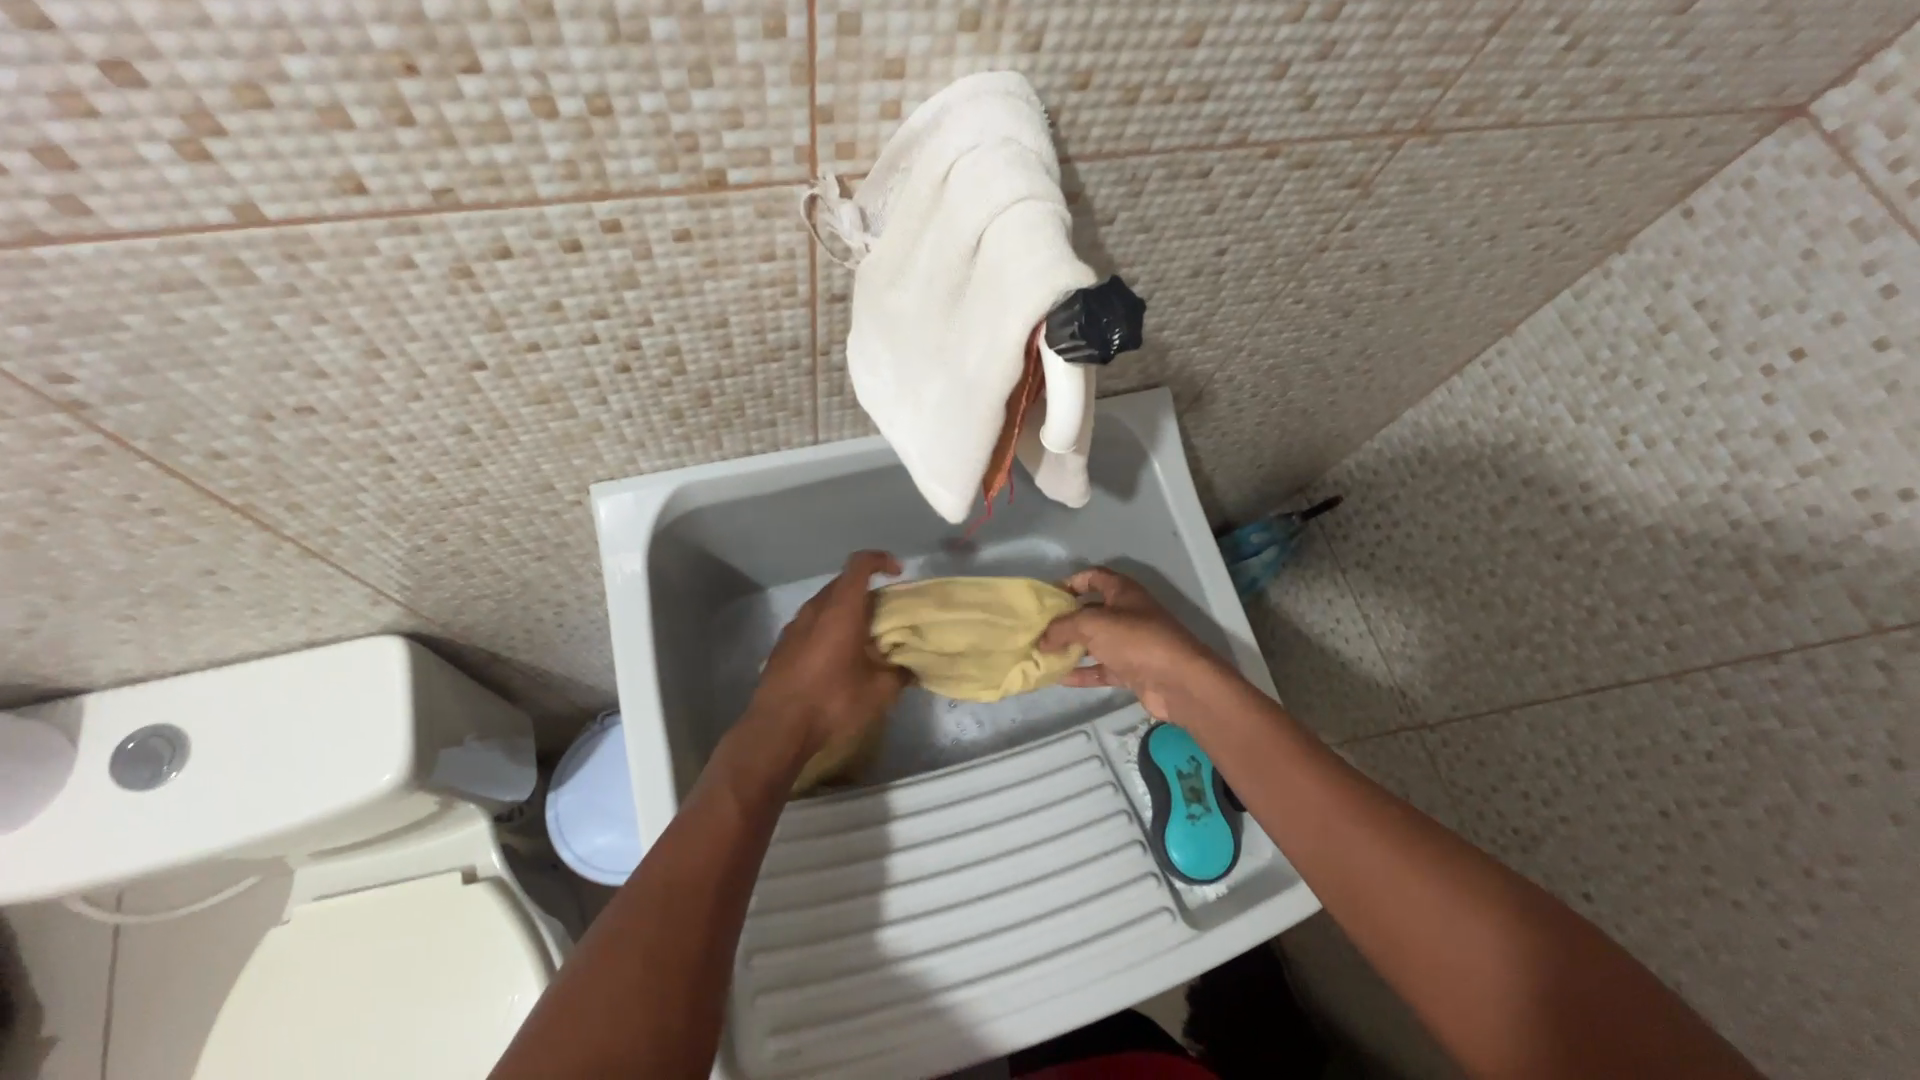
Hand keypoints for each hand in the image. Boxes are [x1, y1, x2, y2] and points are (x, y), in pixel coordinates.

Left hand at [748, 551, 911, 758]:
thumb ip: (899, 674)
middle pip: (842, 584)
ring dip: (846, 612)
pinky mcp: (782, 646)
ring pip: (825, 605)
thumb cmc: (832, 702)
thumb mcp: (878, 692)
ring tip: (863, 638)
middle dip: (867, 591)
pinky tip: (837, 657)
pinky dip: (828, 629)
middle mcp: (814, 610)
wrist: (777, 728)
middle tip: (887, 614)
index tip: (898, 572)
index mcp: (840, 610)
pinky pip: (811, 625)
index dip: (880, 560)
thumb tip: (909, 669)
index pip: (859, 565)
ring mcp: (794, 627)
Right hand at [1040, 567, 1228, 722]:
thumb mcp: (1093, 625)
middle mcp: (1127, 614)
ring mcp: (1131, 644)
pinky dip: (1082, 672)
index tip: (1047, 597)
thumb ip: (1062, 628)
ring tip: (1042, 654)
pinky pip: (1101, 668)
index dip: (1071, 582)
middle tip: (1038, 629)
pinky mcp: (1132, 671)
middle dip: (1065, 620)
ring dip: (1071, 648)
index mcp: (1122, 592)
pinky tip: (1059, 678)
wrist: (1178, 681)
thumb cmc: (1136, 640)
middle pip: (1091, 612)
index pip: (1094, 577)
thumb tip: (1041, 639)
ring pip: (1095, 642)